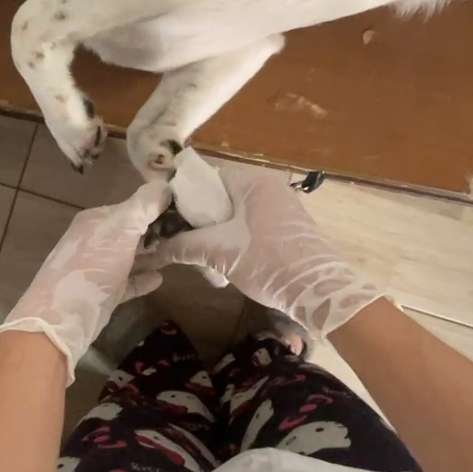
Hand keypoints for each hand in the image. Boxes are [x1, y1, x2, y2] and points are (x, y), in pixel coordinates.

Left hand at [0, 182, 168, 379]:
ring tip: (180, 252)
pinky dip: (143, 278)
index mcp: (97, 220)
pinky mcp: (103, 293)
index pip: (132, 206)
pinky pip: (128, 281)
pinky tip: (161, 279)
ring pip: (131, 256)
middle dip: (157, 230)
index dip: (157, 206)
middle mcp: (96, 240)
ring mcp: (98, 268)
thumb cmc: (93, 265)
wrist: (63, 316)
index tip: (187, 209)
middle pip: (132, 231)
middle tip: (189, 231)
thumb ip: (144, 205)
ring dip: (153, 254)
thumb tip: (166, 184)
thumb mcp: (121, 228)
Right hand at [137, 166, 380, 338]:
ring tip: (195, 249)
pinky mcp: (287, 227)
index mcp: (254, 182)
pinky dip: (234, 236)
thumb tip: (154, 250)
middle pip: (221, 196)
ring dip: (215, 230)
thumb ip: (184, 246)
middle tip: (177, 237)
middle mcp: (270, 187)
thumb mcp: (219, 253)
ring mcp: (282, 207)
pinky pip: (250, 223)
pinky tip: (223, 256)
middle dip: (199, 217)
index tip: (166, 217)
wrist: (318, 293)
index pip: (208, 179)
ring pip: (235, 212)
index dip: (184, 196)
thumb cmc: (268, 262)